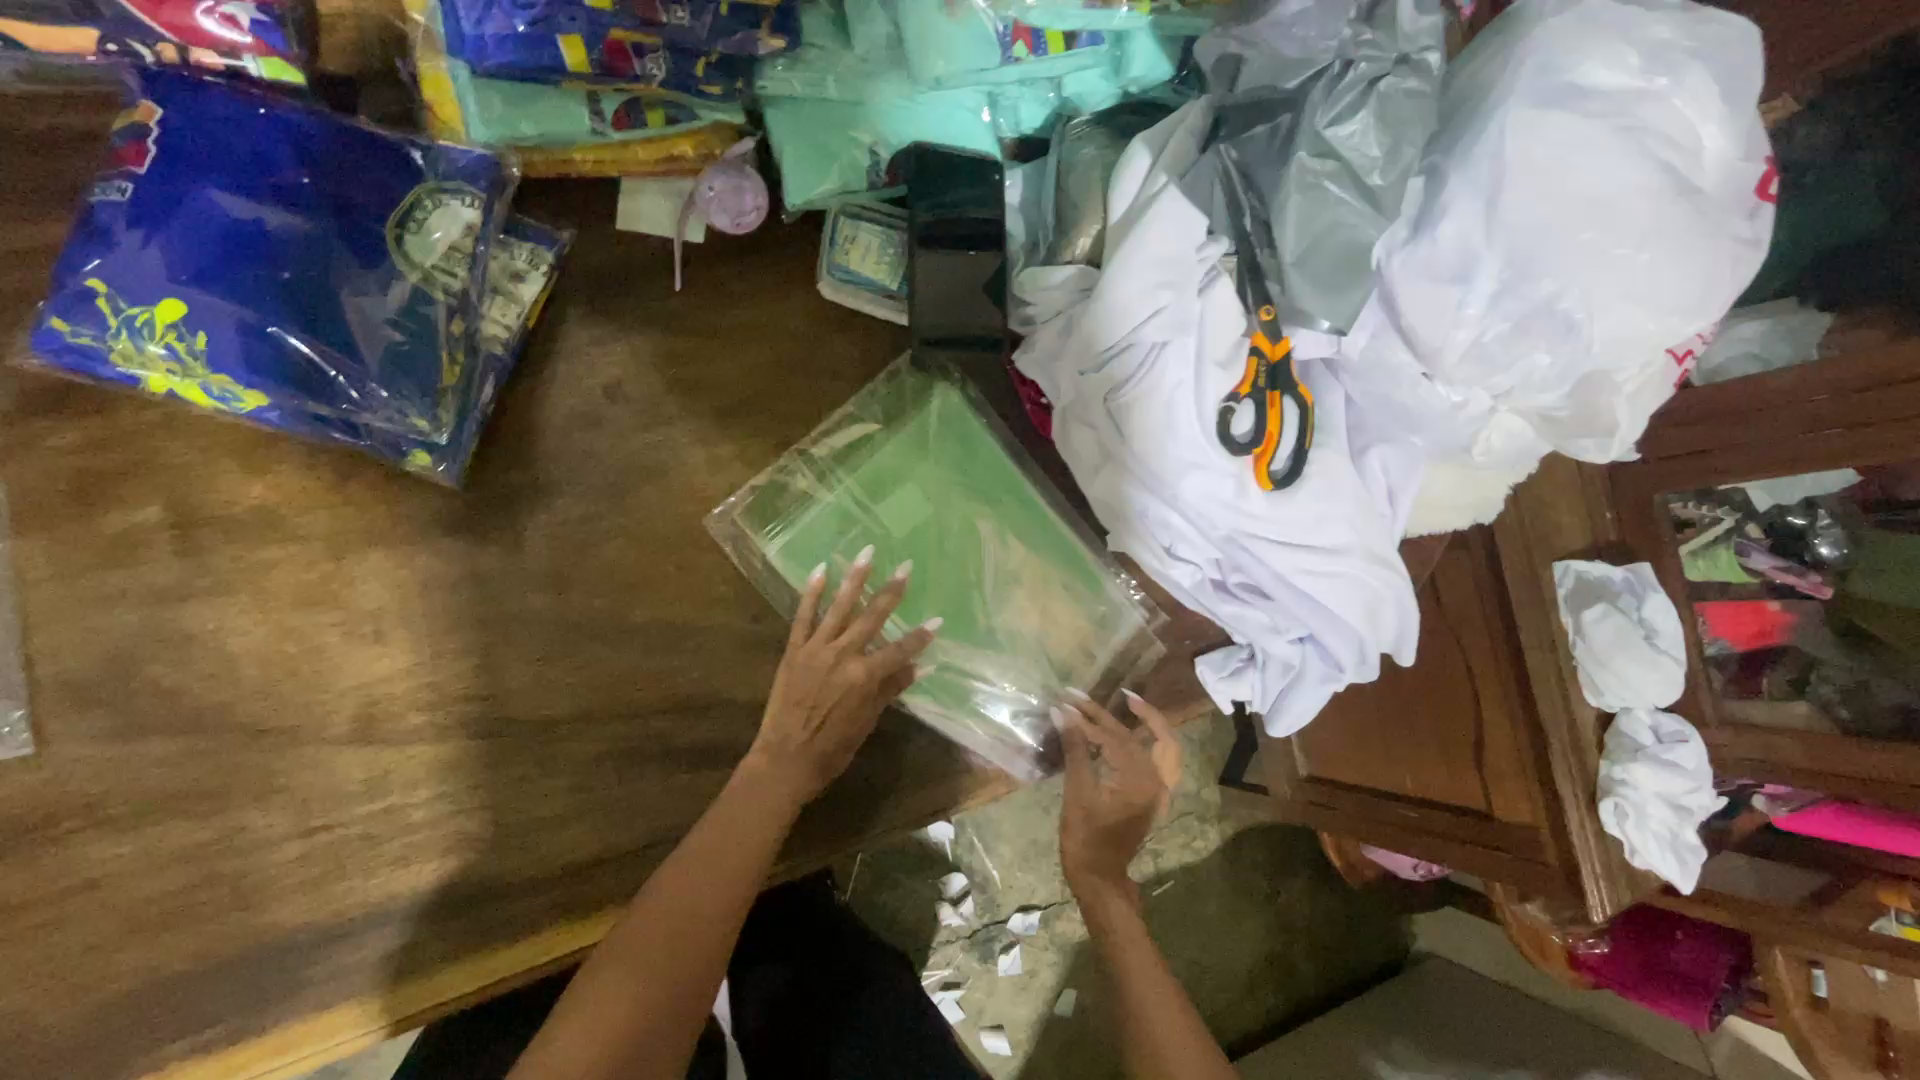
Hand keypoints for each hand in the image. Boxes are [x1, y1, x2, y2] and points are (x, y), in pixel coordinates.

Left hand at [743, 546, 939, 808]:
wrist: (784, 760)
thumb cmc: (832, 749)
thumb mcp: (868, 721)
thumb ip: (890, 689)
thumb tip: (918, 667)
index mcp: (865, 676)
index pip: (900, 650)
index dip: (921, 637)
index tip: (938, 621)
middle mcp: (843, 655)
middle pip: (873, 617)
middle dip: (892, 591)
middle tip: (905, 566)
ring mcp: (816, 649)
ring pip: (839, 607)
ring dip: (855, 579)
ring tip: (866, 553)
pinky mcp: (794, 650)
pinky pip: (803, 616)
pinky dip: (811, 593)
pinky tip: (820, 571)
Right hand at [1055, 690, 1180, 902]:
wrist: (1099, 877)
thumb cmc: (1084, 838)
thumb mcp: (1077, 792)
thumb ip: (1075, 749)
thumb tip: (1063, 713)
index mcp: (1140, 780)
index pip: (1113, 738)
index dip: (1086, 720)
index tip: (1063, 705)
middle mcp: (1158, 781)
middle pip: (1136, 736)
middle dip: (1109, 714)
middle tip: (1084, 697)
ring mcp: (1161, 790)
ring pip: (1164, 745)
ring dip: (1149, 722)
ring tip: (1128, 702)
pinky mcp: (1155, 797)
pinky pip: (1164, 761)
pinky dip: (1154, 743)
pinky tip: (1135, 734)